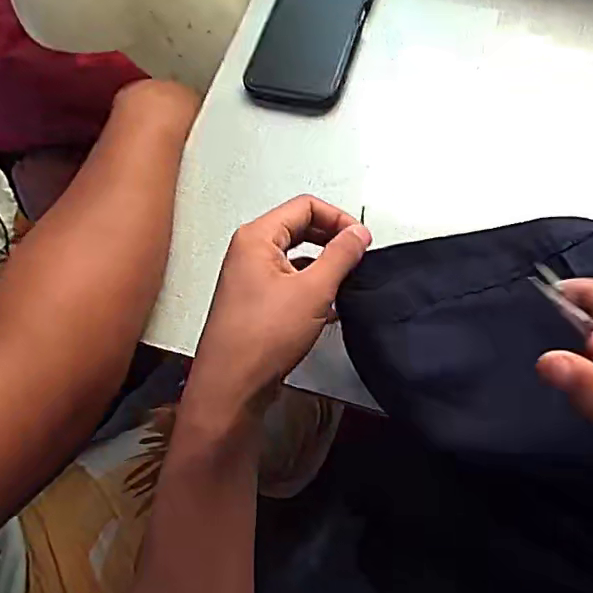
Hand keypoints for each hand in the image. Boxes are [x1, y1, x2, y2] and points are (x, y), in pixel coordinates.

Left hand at [186, 196, 370, 429]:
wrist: (232, 386)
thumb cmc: (261, 338)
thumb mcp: (314, 290)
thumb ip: (341, 255)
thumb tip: (358, 233)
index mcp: (257, 238)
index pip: (305, 206)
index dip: (338, 218)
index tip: (360, 239)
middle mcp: (249, 252)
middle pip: (300, 226)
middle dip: (332, 238)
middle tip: (357, 255)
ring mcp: (251, 277)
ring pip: (297, 255)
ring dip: (324, 264)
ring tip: (346, 281)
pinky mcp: (256, 301)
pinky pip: (290, 279)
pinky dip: (313, 285)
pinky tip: (330, 306)